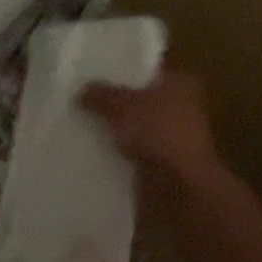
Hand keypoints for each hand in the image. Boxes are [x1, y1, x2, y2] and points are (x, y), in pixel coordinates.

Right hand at [77, 67, 217, 174]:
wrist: (181, 188)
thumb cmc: (159, 133)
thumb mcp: (122, 104)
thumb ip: (101, 95)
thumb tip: (81, 91)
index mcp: (181, 84)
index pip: (146, 72)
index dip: (120, 74)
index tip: (91, 78)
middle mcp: (182, 108)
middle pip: (139, 102)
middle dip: (114, 105)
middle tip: (79, 102)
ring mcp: (174, 140)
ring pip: (135, 129)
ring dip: (115, 132)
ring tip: (80, 128)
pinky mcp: (164, 166)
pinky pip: (133, 154)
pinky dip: (117, 155)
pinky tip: (92, 153)